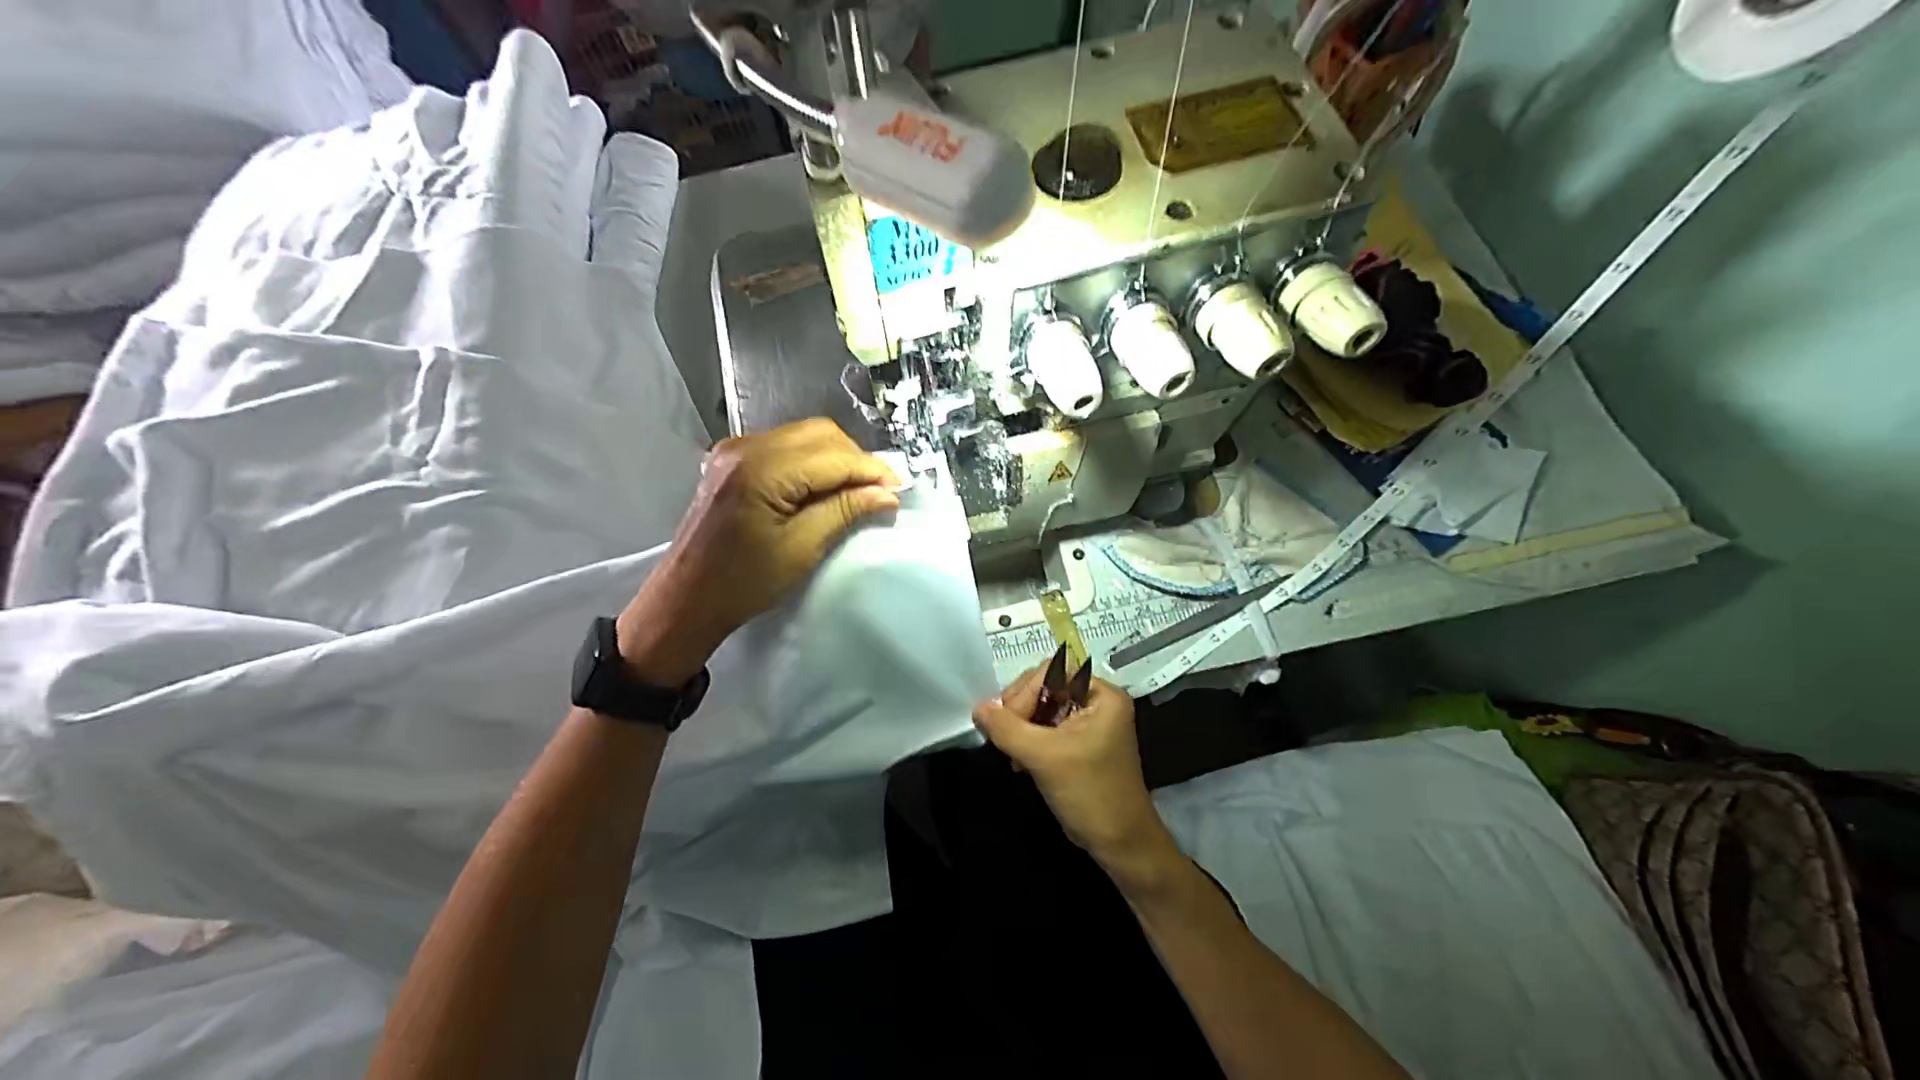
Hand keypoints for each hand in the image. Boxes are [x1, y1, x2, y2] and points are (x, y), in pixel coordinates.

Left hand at [617, 419, 898, 685]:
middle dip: (856, 460)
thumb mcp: (801, 548)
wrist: (686, 598)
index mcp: (761, 469)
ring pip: (804, 436)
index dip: (871, 470)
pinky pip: (785, 446)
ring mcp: (735, 450)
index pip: (833, 455)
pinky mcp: (732, 459)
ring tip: (857, 492)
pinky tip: (824, 487)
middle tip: (880, 492)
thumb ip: (845, 511)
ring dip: (836, 459)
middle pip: (820, 434)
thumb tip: (886, 493)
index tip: (899, 489)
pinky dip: (812, 461)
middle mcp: (745, 447)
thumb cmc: (743, 583)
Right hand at [971, 668, 1175, 873]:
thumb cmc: (1089, 792)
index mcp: (1101, 695)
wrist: (1119, 843)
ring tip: (1013, 754)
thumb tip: (978, 708)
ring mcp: (1088, 723)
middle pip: (1044, 687)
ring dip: (1021, 728)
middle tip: (1006, 738)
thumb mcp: (1043, 756)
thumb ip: (1007, 728)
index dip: (1024, 693)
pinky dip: (1028, 740)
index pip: (1051, 672)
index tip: (1007, 723)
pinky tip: (1020, 761)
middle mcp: (1097, 702)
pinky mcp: (1078, 743)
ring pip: (1041, 708)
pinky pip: (1045, 727)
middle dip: (1020, 711)